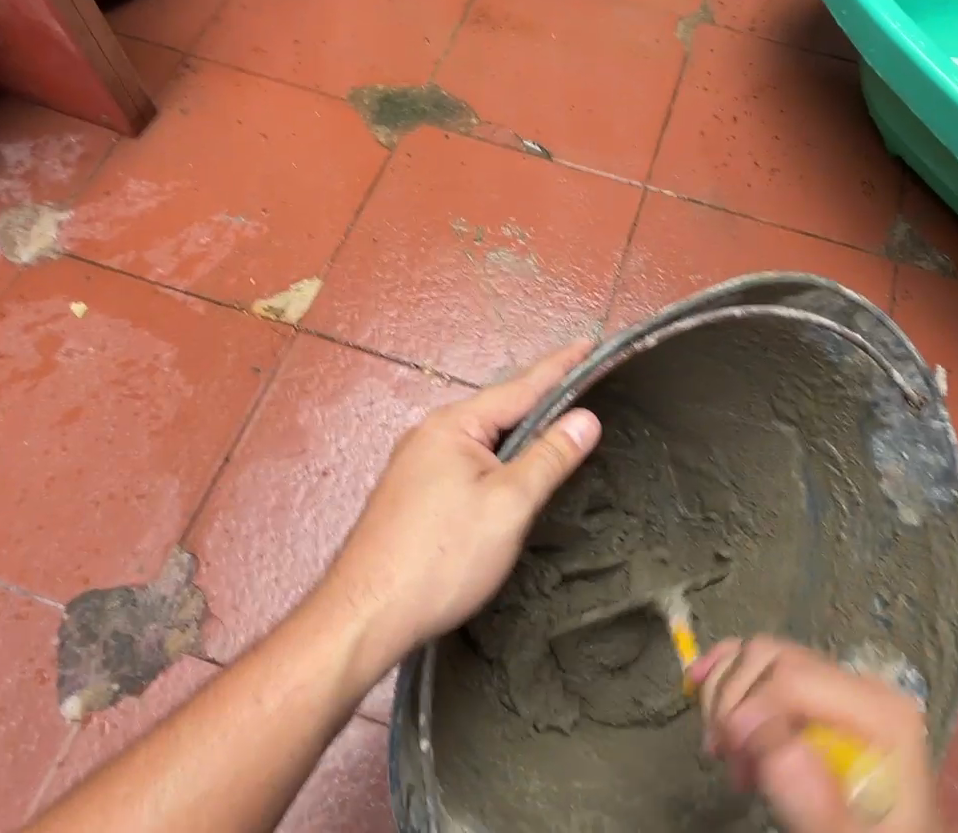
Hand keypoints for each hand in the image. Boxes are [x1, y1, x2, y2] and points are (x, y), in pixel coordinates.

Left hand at [322, 340, 602, 668]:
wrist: (366, 615)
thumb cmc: (441, 558)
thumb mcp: (508, 505)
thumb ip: (549, 457)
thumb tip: (585, 419)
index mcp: (454, 425)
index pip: (521, 386)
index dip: (561, 366)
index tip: (591, 343)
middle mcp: (431, 434)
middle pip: (500, 409)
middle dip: (542, 396)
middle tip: (583, 382)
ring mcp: (417, 463)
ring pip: (483, 437)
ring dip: (520, 429)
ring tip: (557, 421)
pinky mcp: (413, 492)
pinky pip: (467, 459)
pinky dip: (499, 455)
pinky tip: (513, 467)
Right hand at [691, 637, 938, 832]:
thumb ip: (817, 798)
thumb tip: (765, 740)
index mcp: (881, 711)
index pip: (797, 676)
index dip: (751, 704)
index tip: (725, 747)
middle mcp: (857, 683)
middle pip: (773, 660)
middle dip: (733, 701)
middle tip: (721, 756)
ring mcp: (833, 681)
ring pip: (758, 654)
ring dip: (725, 693)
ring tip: (722, 749)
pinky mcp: (812, 687)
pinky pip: (761, 658)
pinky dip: (726, 667)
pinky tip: (698, 682)